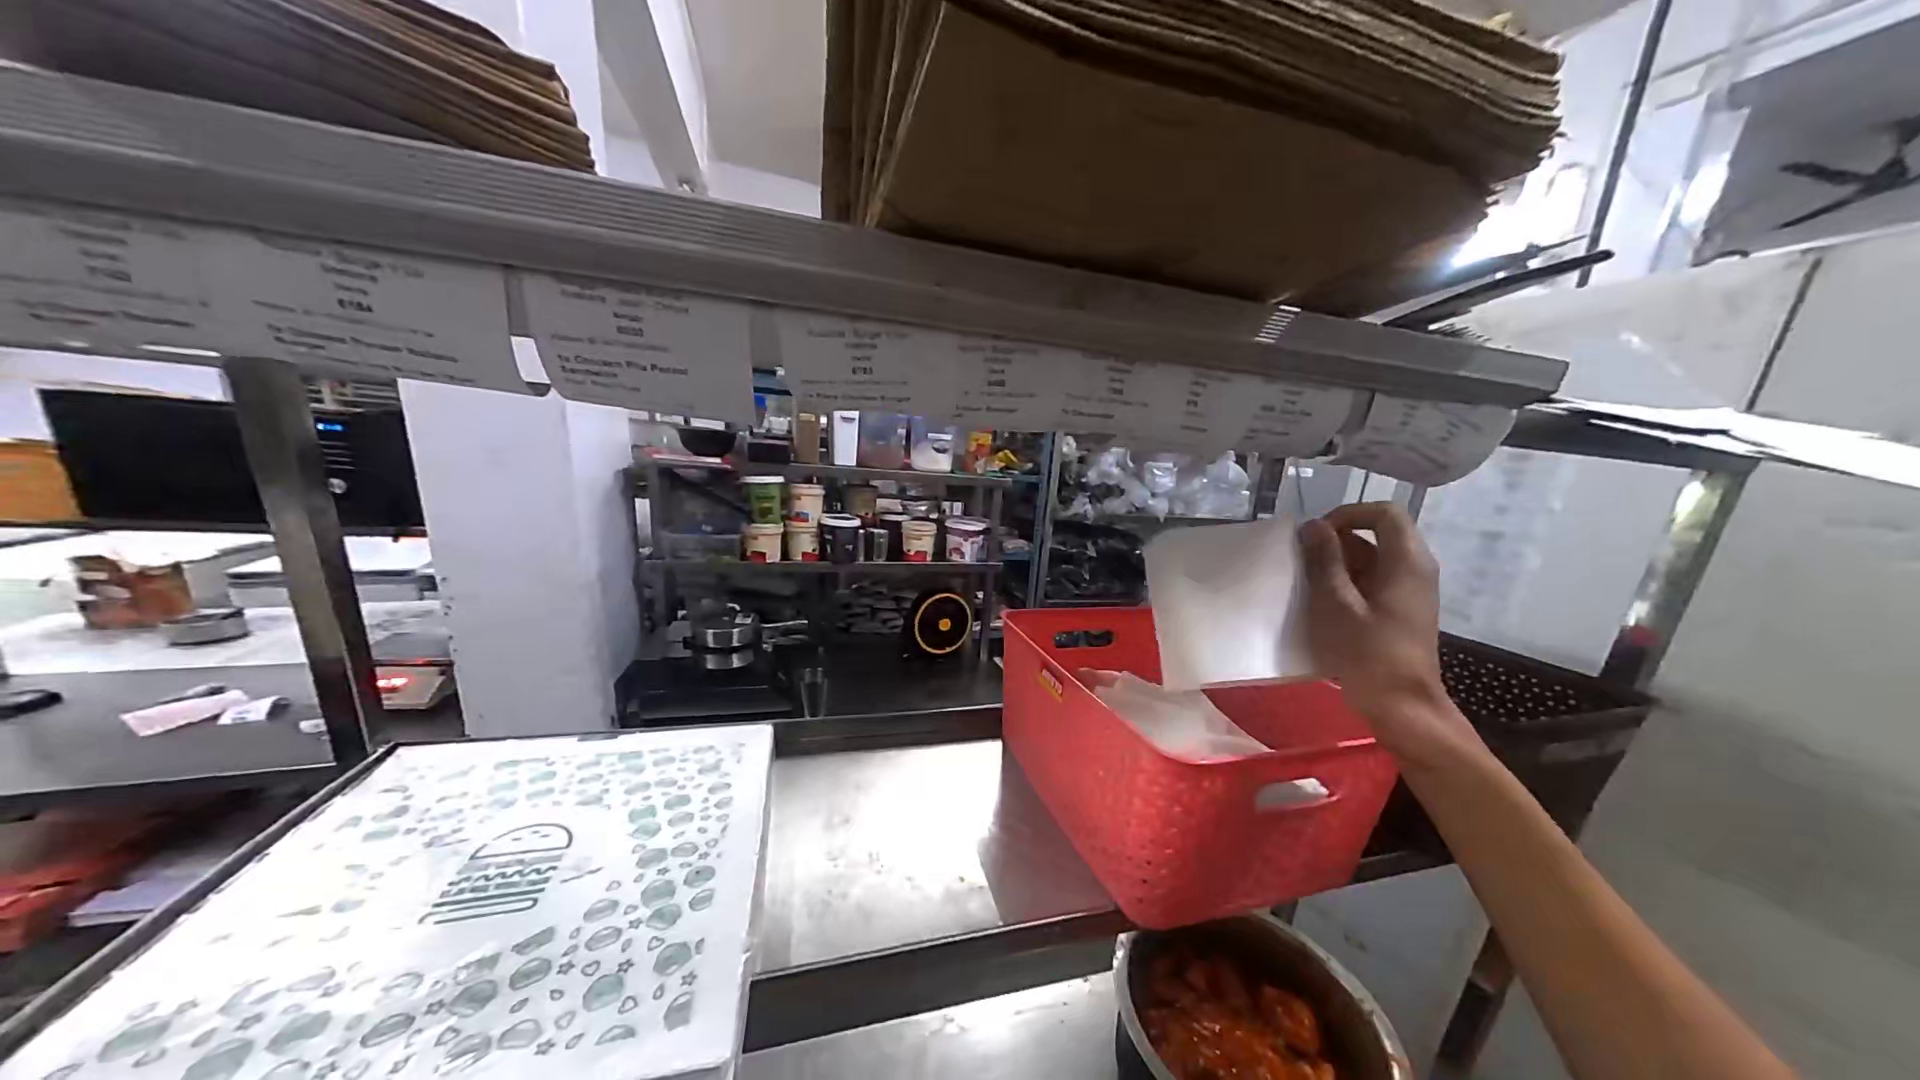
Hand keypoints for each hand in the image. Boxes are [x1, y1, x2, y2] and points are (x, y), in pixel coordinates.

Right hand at [1298, 503, 1479, 765]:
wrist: (1401, 706)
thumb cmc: (1367, 652)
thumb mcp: (1335, 603)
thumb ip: (1323, 560)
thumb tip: (1313, 526)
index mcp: (1406, 561)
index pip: (1383, 513)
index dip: (1347, 514)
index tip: (1316, 535)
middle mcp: (1415, 569)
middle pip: (1376, 535)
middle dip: (1335, 542)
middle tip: (1302, 562)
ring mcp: (1409, 592)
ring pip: (1371, 560)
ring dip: (1336, 566)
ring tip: (1306, 585)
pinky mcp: (1400, 612)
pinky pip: (1372, 583)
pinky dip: (1346, 585)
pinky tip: (1322, 606)